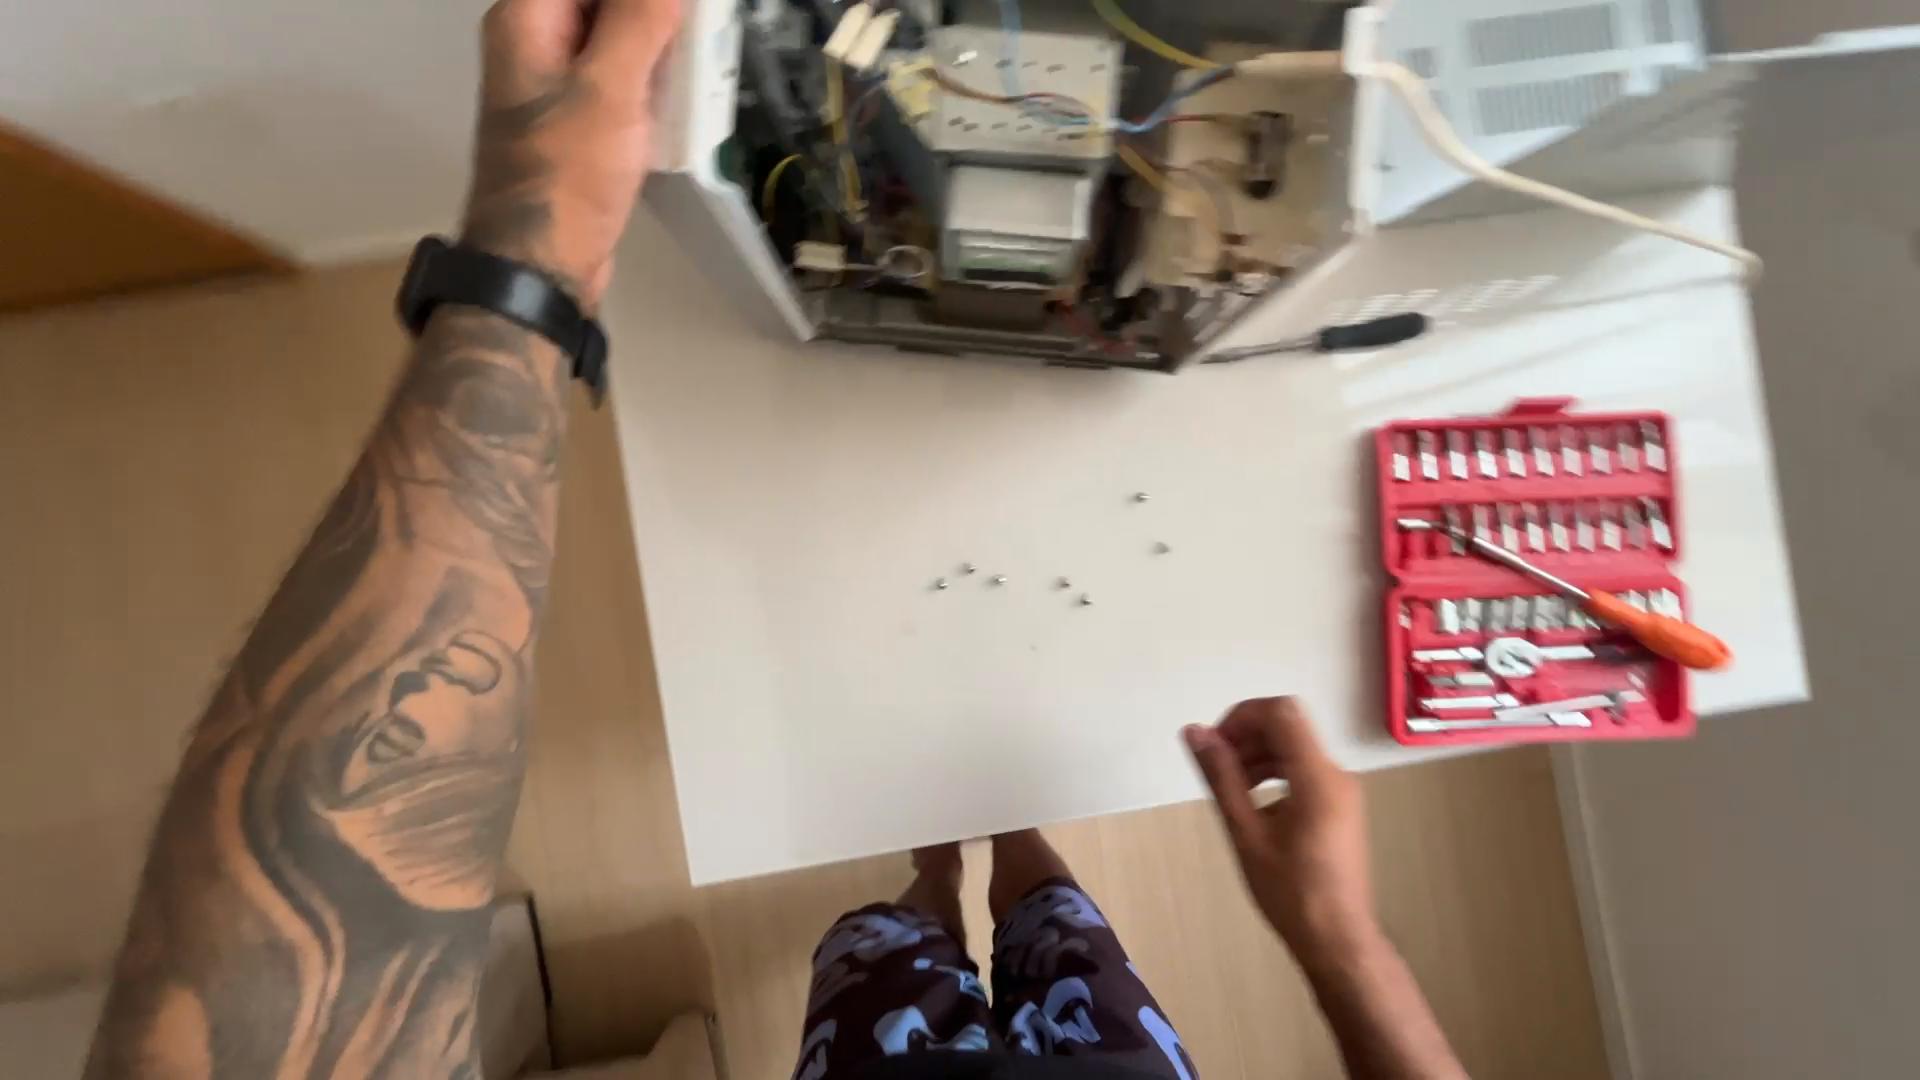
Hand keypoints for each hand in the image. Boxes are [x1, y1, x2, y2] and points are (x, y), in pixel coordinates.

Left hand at [463, 0, 682, 306]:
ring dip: (658, 55)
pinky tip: (683, 109)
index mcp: (528, 21)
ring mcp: (558, 93)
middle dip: (654, 16)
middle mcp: (536, 47)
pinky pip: (619, 93)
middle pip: (599, 7)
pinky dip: (652, 93)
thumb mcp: (608, 92)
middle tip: (702, 30)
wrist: (546, 261)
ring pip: (614, 49)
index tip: (685, 9)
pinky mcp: (580, 132)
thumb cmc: (568, 176)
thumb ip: (638, 23)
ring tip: (703, 65)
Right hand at [1184, 698, 1377, 966]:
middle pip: (1286, 725)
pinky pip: (1302, 766)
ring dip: (1256, 752)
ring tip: (1229, 784)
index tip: (1214, 745)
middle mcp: (1336, 773)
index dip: (1241, 717)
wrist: (1337, 940)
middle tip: (1214, 766)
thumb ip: (1221, 776)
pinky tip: (1252, 798)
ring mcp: (1341, 788)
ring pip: (1292, 744)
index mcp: (1318, 777)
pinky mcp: (1339, 802)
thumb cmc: (1289, 891)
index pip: (1280, 712)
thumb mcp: (1245, 831)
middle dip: (1244, 735)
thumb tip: (1194, 731)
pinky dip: (1273, 769)